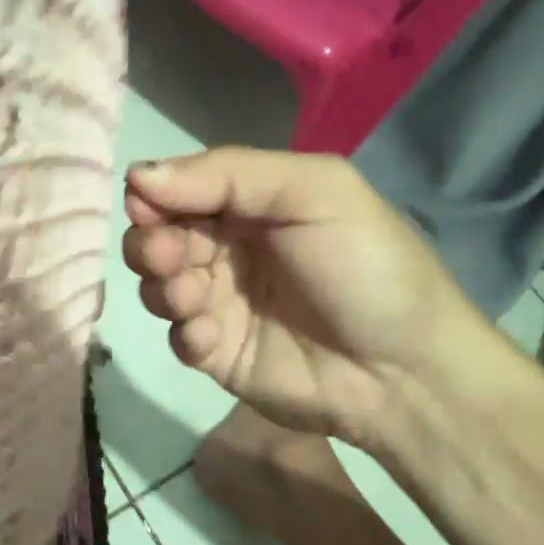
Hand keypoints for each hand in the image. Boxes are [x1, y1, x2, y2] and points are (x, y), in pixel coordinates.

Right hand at [122, 148, 493, 449]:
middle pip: (160, 236)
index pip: (182, 188)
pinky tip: (211, 338)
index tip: (143, 206)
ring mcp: (224, 304)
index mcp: (255, 203)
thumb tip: (138, 176)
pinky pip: (178, 337)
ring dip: (164, 287)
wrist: (406, 371)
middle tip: (170, 258)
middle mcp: (232, 248)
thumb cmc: (368, 268)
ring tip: (196, 298)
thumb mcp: (314, 192)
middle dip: (153, 244)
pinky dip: (185, 333)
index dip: (155, 195)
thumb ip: (228, 174)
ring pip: (160, 286)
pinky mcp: (220, 355)